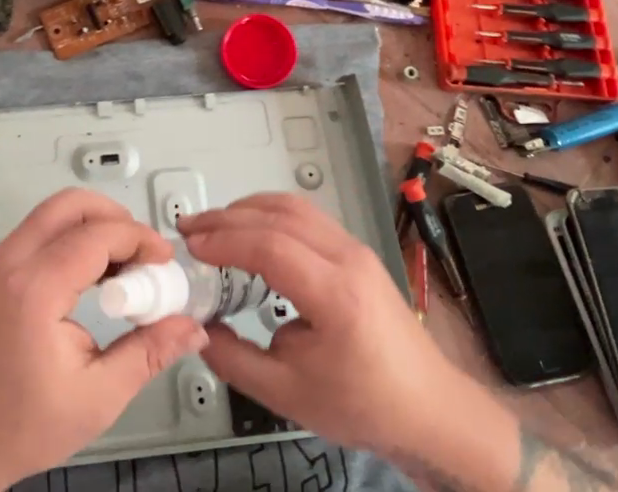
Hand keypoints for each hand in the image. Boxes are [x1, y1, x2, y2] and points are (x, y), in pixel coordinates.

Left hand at [0, 188, 208, 489]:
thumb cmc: (13, 428)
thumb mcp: (95, 398)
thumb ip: (148, 354)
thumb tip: (188, 328)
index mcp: (34, 290)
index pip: (97, 233)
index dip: (140, 239)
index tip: (165, 263)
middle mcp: (10, 264)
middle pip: (71, 204)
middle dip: (116, 218)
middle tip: (146, 255)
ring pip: (52, 214)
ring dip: (93, 226)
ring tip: (125, 268)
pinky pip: (38, 234)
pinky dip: (70, 238)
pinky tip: (94, 277)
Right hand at [177, 193, 449, 453]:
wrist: (428, 410)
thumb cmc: (362, 405)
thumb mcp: (287, 394)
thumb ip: (233, 359)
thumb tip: (198, 327)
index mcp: (335, 294)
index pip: (269, 245)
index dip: (223, 241)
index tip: (189, 249)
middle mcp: (348, 258)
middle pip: (279, 215)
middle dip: (227, 217)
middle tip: (188, 230)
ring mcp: (356, 250)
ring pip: (294, 207)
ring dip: (247, 210)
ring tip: (212, 226)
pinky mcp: (357, 252)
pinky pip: (307, 217)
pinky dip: (269, 215)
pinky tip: (248, 232)